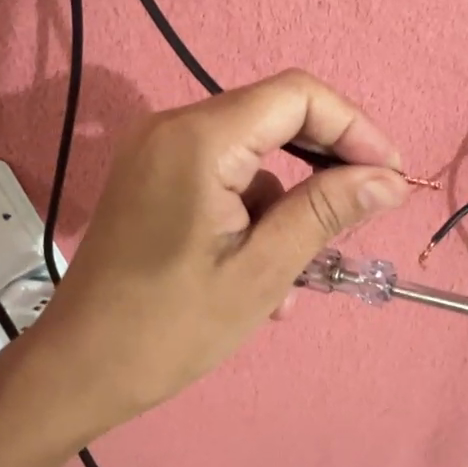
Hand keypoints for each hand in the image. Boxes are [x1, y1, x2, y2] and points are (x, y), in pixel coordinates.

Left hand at [14, 70, 411, 433]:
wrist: (77, 370)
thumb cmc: (171, 327)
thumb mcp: (262, 270)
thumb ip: (326, 211)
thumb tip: (388, 179)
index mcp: (199, 138)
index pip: (298, 96)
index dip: (354, 128)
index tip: (389, 176)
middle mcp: (174, 128)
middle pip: (276, 118)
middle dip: (326, 165)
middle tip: (364, 213)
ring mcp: (159, 154)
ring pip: (254, 157)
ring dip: (290, 206)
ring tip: (302, 275)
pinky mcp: (154, 181)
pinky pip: (225, 180)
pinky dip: (256, 217)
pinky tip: (265, 278)